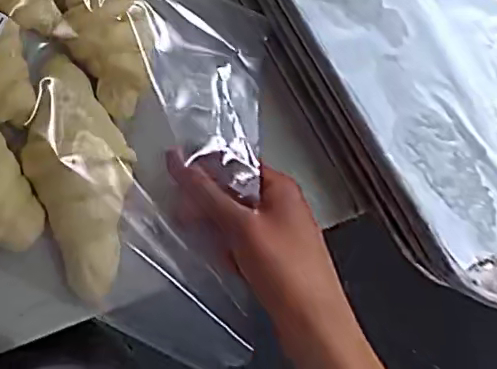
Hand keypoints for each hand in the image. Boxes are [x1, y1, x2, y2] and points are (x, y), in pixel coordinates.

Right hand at [169, 154, 377, 368]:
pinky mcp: (276, 260)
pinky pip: (243, 243)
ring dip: (218, 230)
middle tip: (188, 214)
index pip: (234, 161)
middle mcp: (282, 206)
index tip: (181, 177)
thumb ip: (206, 192)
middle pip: (232, 191)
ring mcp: (280, 234)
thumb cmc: (290, 276)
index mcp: (280, 186)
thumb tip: (179, 161)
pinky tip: (227, 263)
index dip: (206, 168)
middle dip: (208, 204)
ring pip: (236, 219)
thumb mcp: (241, 225)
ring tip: (212, 245)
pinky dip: (230, 250)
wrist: (317, 334)